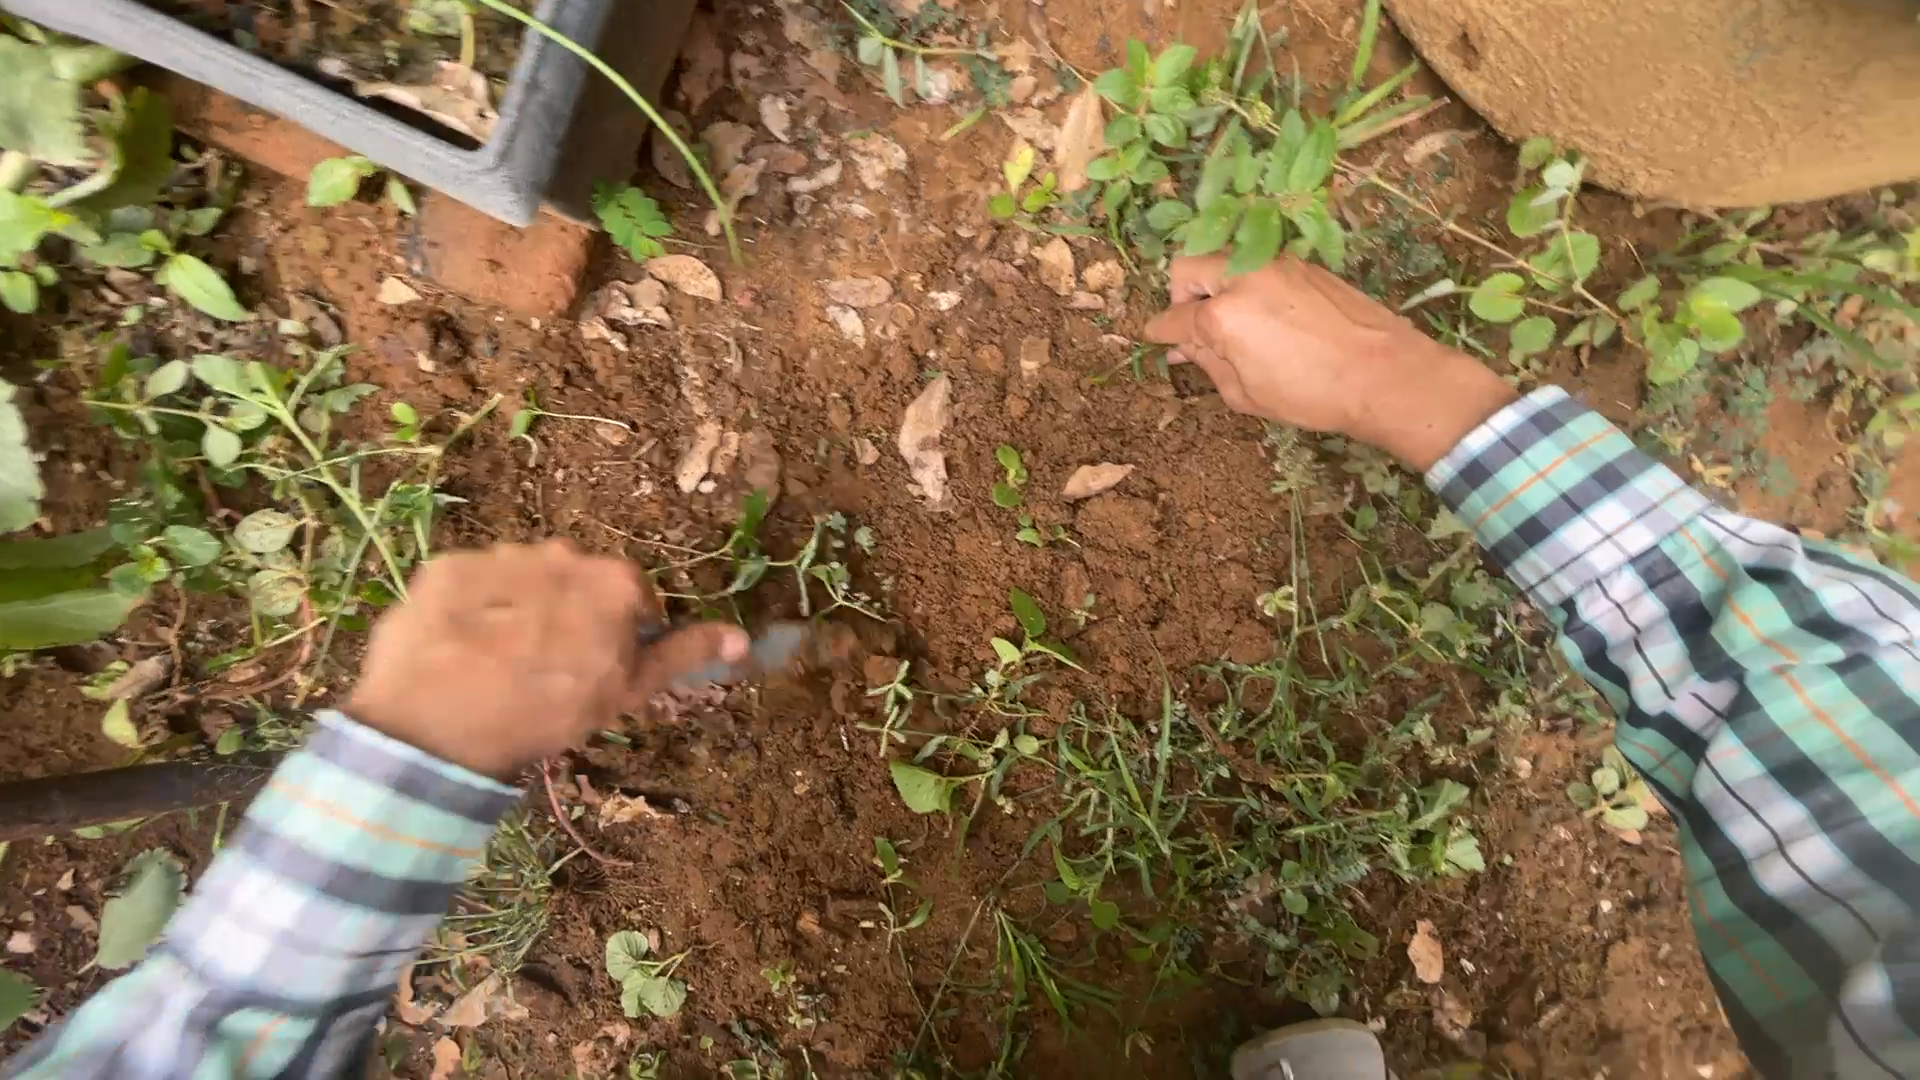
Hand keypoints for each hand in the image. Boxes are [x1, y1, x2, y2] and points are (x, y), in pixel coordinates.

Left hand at [344, 540, 747, 777]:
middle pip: (579, 582)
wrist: (436, 726)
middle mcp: (562, 552)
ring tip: (499, 660)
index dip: (622, 633)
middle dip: (573, 613)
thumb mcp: (629, 689)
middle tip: (550, 665)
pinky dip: (474, 608)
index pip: (633, 597)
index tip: (601, 665)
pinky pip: (474, 584)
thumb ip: (685, 653)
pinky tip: (463, 647)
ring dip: (523, 607)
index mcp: (614, 580)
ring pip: (526, 579)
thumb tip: (742, 636)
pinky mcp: (445, 566)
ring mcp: (500, 555)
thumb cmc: (550, 708)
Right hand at [1144, 255, 1517, 469]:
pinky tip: (1262, 318)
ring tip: (1229, 324)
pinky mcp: (1303, 264)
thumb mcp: (1243, 392)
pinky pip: (1257, 265)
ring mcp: (1276, 264)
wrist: (1384, 373)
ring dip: (1214, 287)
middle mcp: (1244, 276)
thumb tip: (1184, 350)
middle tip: (1193, 327)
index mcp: (1222, 314)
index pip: (1173, 318)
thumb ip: (1207, 363)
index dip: (1159, 333)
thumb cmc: (1308, 393)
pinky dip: (1246, 285)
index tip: (1153, 338)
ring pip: (1224, 260)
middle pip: (1188, 267)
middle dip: (1181, 296)